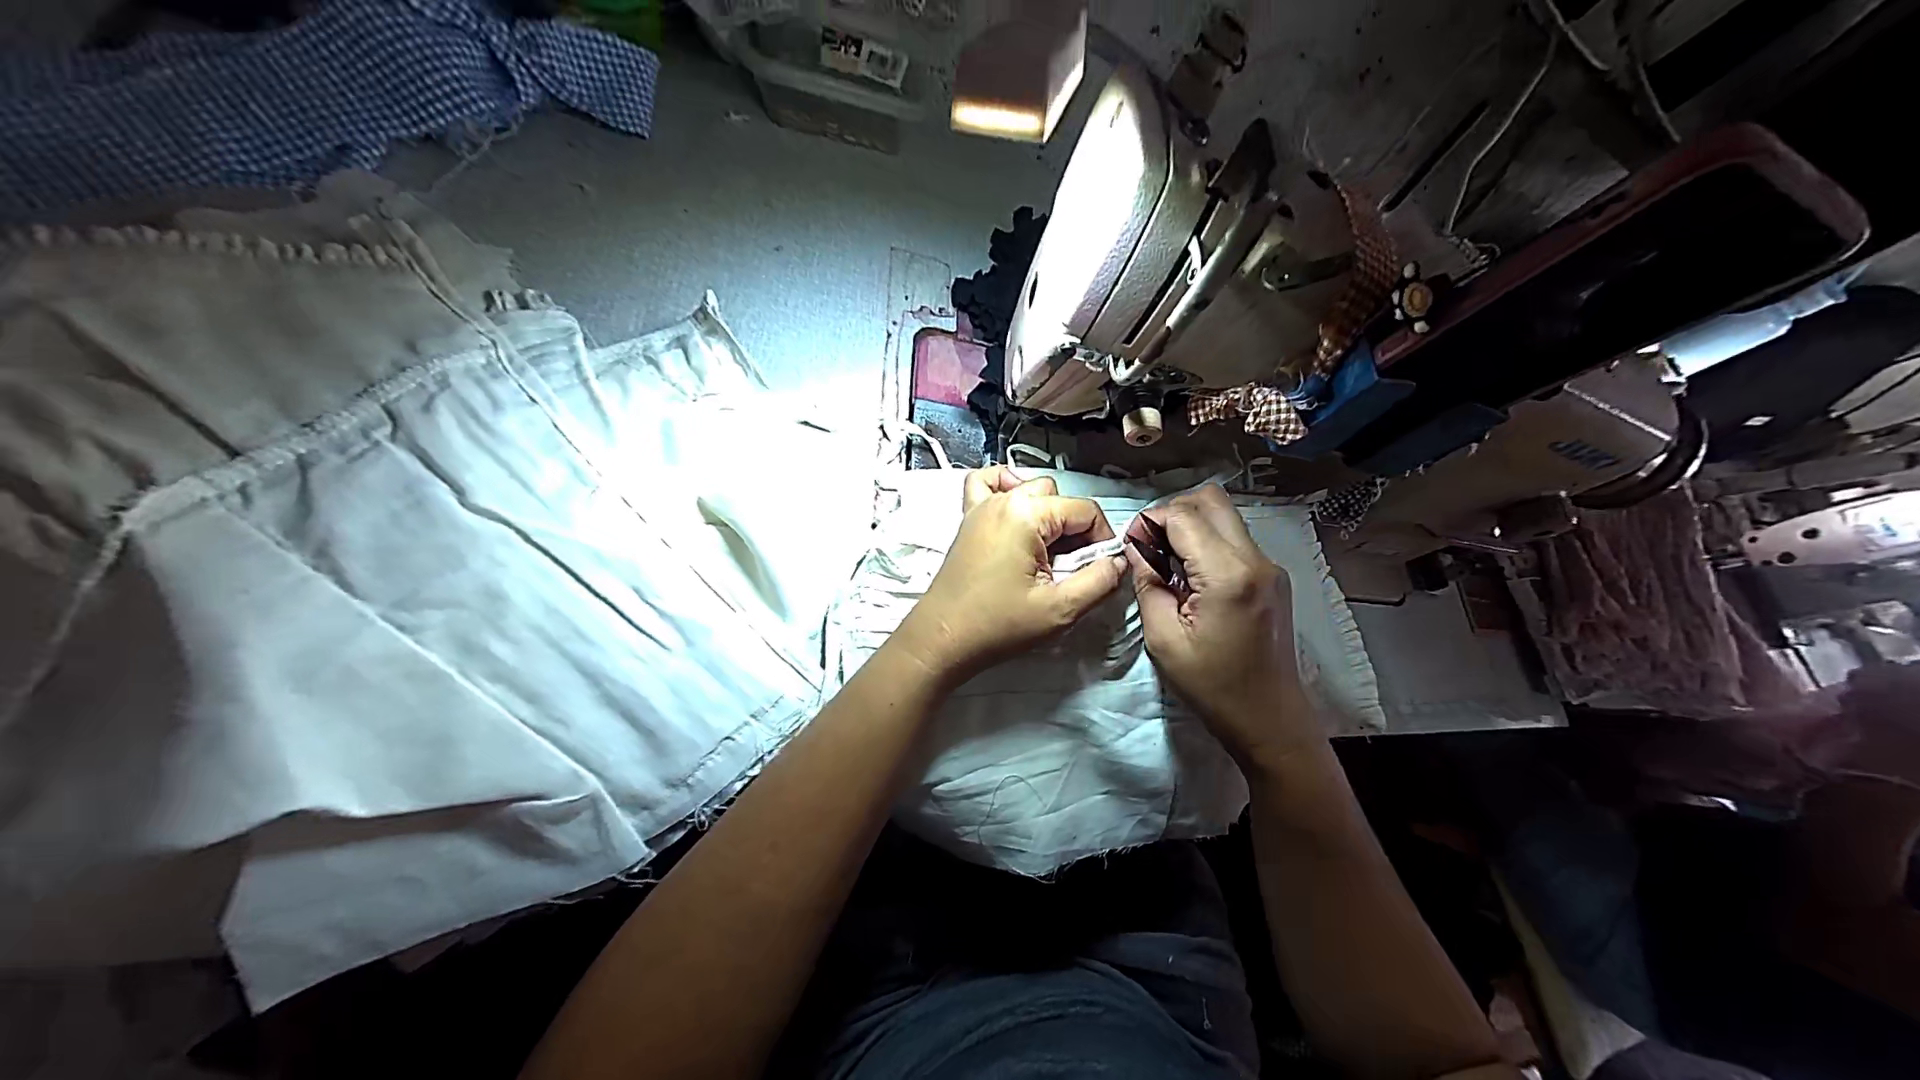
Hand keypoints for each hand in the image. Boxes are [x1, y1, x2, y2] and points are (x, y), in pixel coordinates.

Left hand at [894, 467, 1126, 685]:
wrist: (943, 639)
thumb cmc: (997, 626)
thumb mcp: (1059, 609)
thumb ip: (1099, 581)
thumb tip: (1118, 562)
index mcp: (1026, 514)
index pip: (1085, 510)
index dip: (1102, 540)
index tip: (1099, 570)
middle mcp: (1003, 500)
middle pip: (1059, 498)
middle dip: (1075, 529)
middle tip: (1071, 568)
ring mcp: (981, 507)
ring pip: (1029, 490)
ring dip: (1046, 515)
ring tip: (1046, 552)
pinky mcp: (967, 520)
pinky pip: (987, 485)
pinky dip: (1005, 490)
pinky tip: (1016, 516)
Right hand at [1126, 485, 1320, 766]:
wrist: (1269, 720)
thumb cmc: (1212, 685)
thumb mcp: (1164, 638)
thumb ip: (1148, 583)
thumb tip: (1137, 549)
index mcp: (1228, 574)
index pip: (1184, 515)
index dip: (1150, 521)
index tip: (1132, 546)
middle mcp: (1256, 560)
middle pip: (1210, 500)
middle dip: (1171, 513)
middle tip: (1150, 547)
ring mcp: (1270, 567)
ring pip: (1224, 516)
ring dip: (1190, 527)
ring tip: (1168, 565)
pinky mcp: (1273, 578)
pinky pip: (1234, 539)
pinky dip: (1206, 543)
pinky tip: (1191, 579)